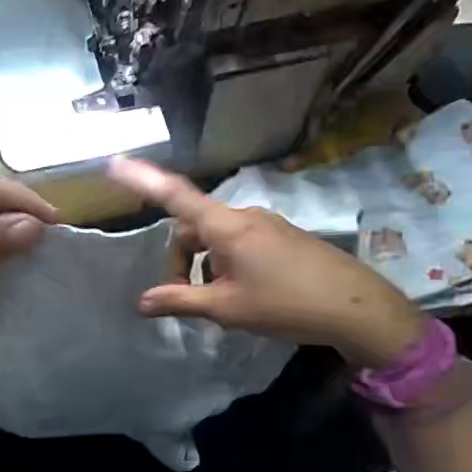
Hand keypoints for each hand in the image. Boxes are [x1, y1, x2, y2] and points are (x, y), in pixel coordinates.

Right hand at [108, 158, 425, 367]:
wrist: (355, 308)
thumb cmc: (285, 305)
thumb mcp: (227, 308)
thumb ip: (181, 301)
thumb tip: (142, 302)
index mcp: (227, 227)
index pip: (176, 195)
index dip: (144, 180)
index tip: (116, 163)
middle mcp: (245, 216)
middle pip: (194, 226)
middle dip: (182, 259)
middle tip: (186, 299)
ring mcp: (267, 224)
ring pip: (218, 238)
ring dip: (206, 266)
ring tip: (220, 303)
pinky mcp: (284, 237)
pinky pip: (241, 243)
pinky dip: (227, 264)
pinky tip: (243, 295)